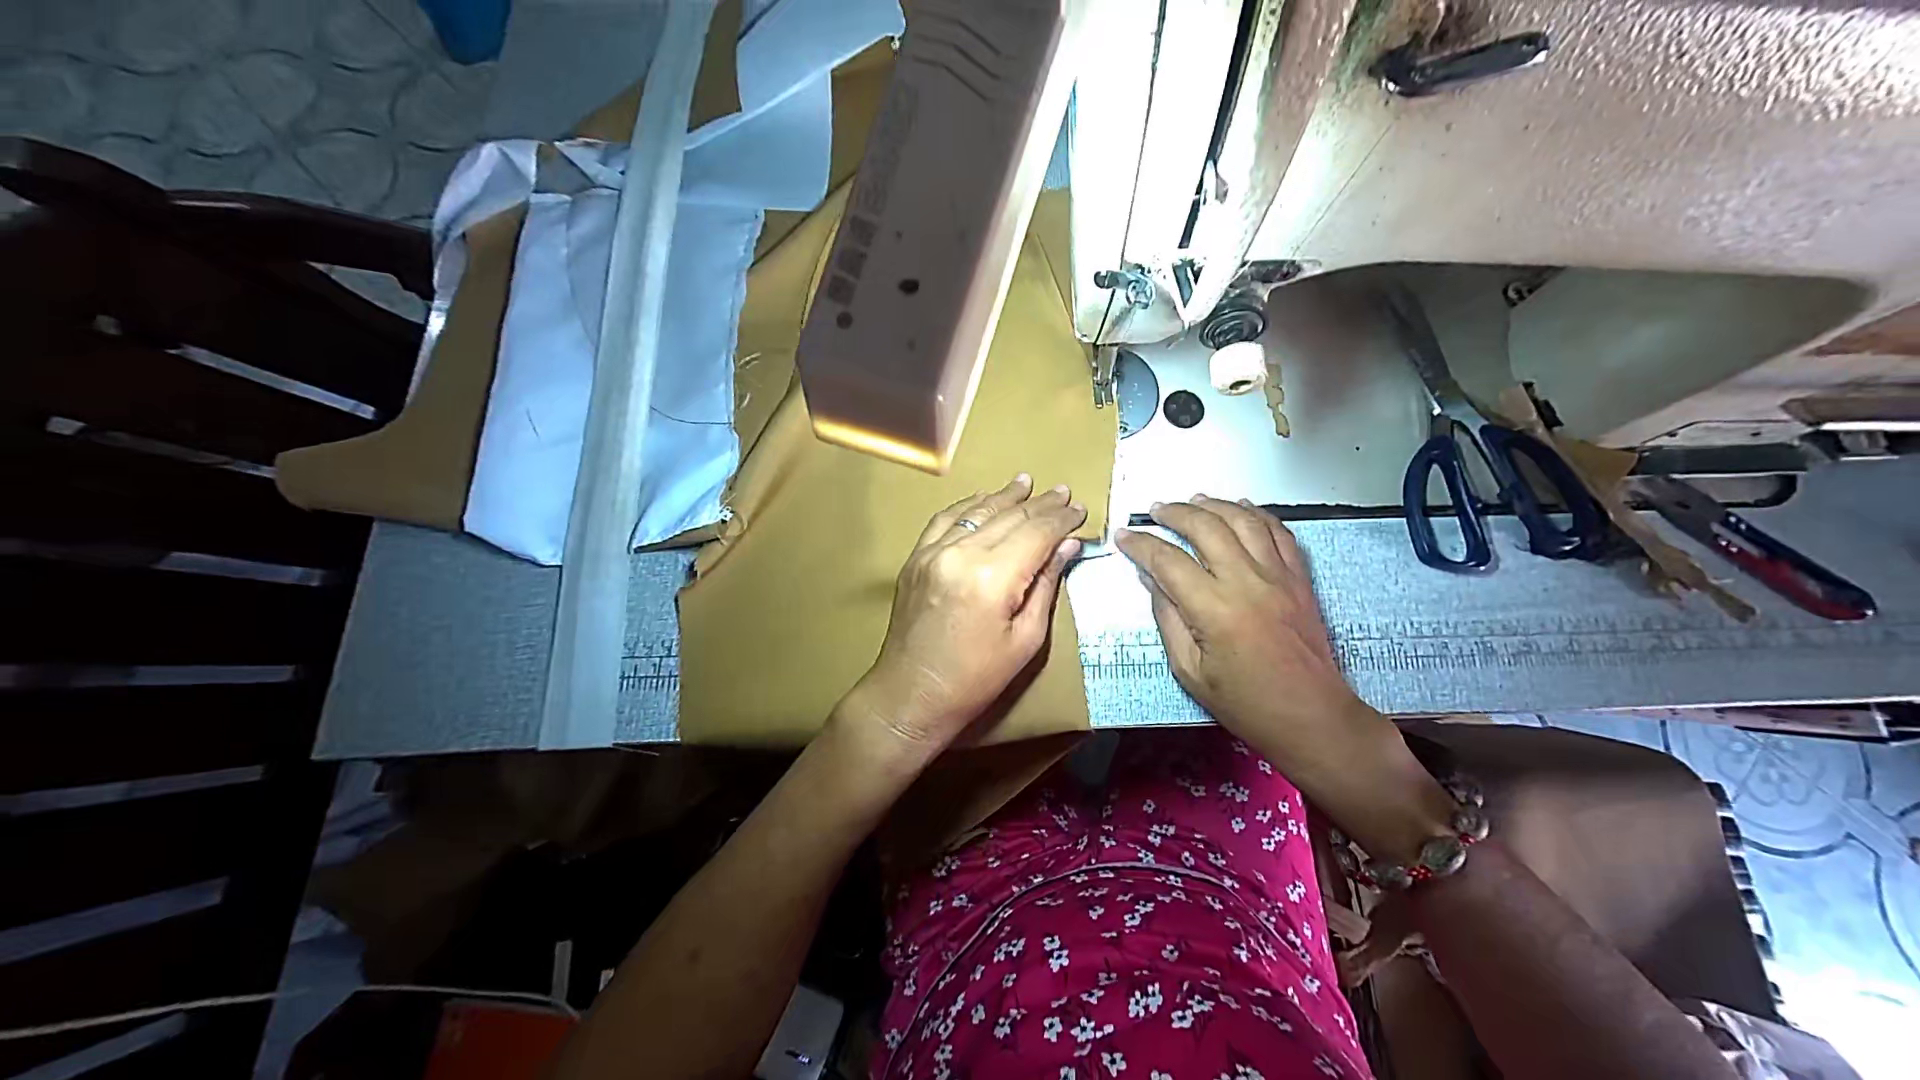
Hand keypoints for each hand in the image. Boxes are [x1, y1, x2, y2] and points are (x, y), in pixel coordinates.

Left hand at [840, 474, 1087, 760]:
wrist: (910, 694)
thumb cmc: (975, 679)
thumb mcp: (1025, 640)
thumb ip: (1046, 585)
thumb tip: (1067, 545)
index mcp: (992, 577)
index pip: (1036, 532)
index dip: (1062, 519)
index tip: (1080, 509)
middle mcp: (960, 554)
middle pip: (1009, 516)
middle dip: (1040, 504)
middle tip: (1063, 492)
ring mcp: (932, 553)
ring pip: (976, 511)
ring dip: (1004, 496)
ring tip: (1027, 483)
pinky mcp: (916, 558)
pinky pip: (945, 520)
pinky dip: (968, 506)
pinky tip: (983, 499)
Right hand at [1115, 497, 1456, 859]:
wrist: (1312, 717)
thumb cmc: (1246, 704)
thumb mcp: (1189, 670)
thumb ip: (1167, 619)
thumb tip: (1150, 580)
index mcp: (1214, 610)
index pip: (1168, 561)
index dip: (1141, 545)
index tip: (1125, 537)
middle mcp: (1247, 582)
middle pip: (1206, 527)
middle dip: (1175, 513)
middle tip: (1155, 510)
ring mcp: (1279, 576)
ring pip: (1244, 520)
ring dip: (1215, 504)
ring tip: (1192, 500)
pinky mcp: (1300, 578)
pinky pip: (1279, 532)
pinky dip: (1257, 513)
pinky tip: (1240, 507)